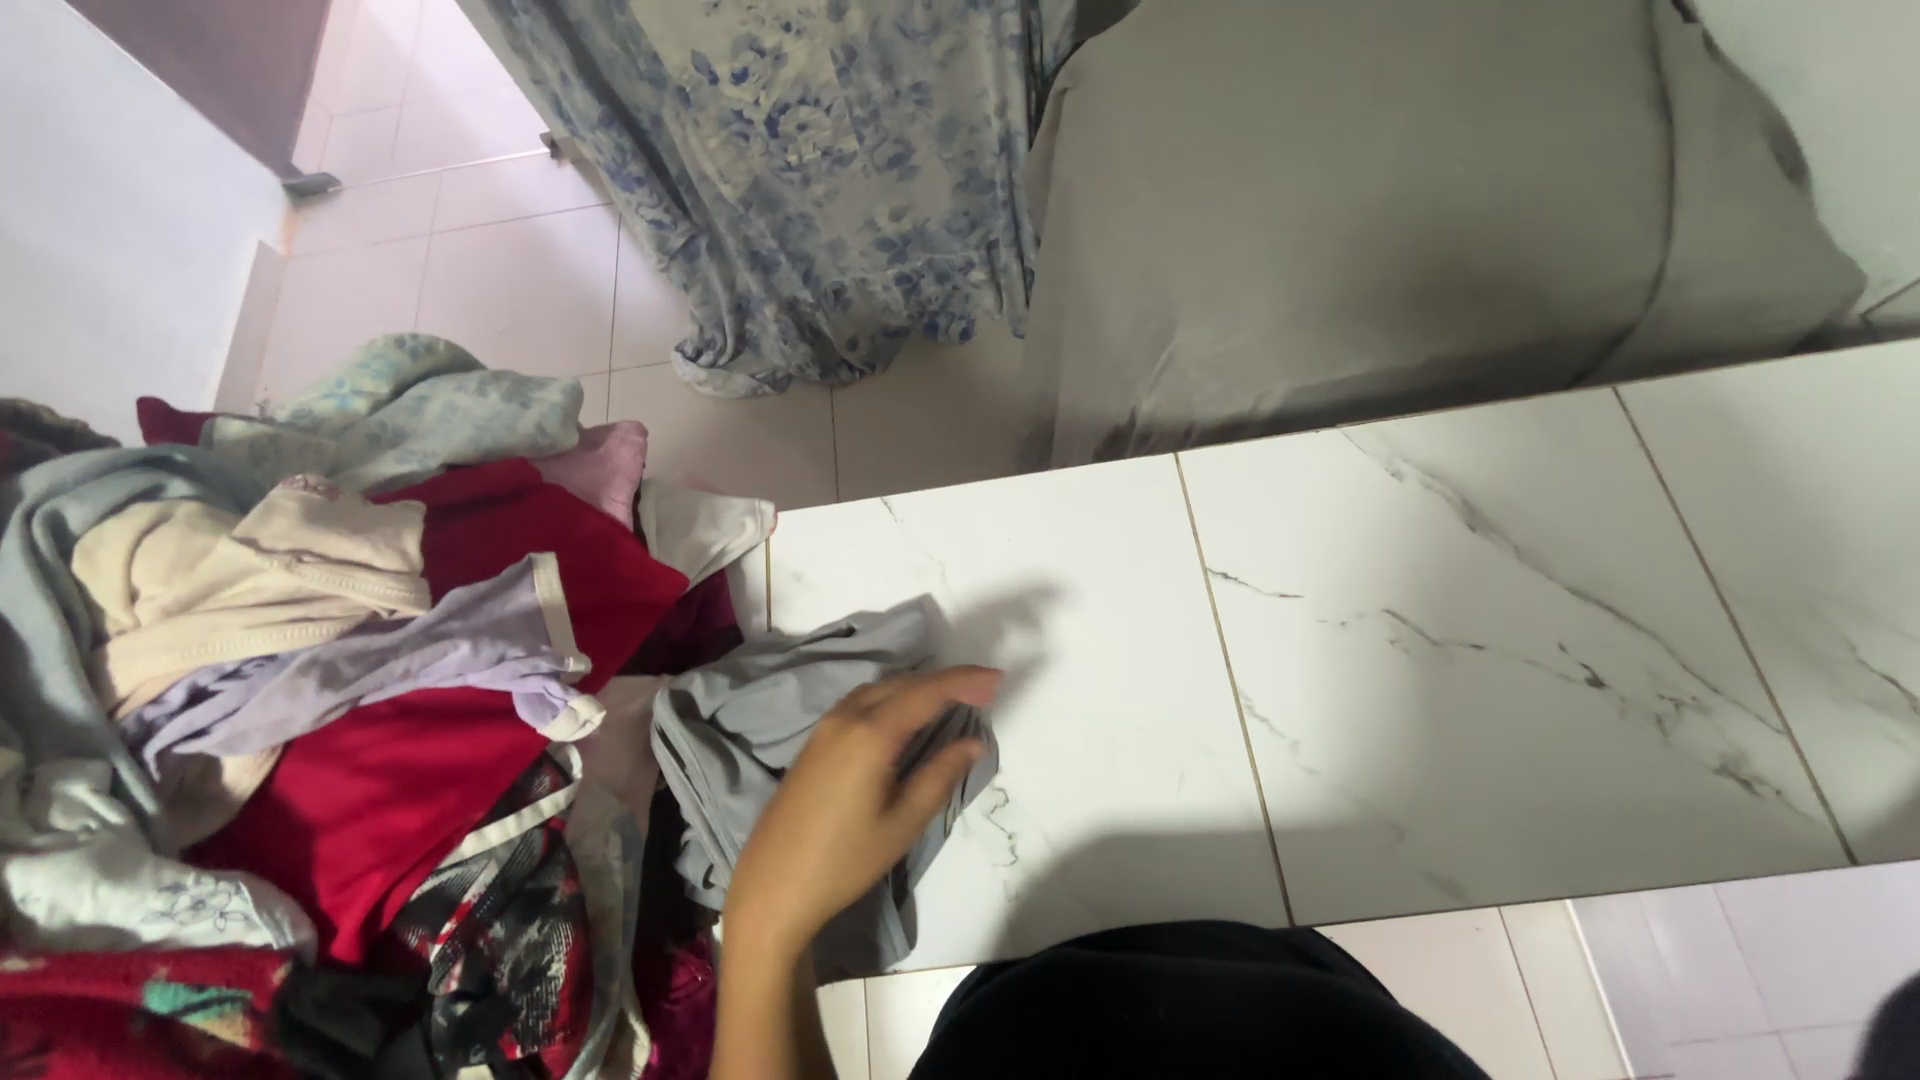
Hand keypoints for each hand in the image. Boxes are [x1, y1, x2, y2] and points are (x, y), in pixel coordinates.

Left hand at [722, 666, 1000, 960]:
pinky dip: (891, 698)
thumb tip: (973, 742)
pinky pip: (860, 702)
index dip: (964, 681)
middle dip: (945, 681)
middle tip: (984, 691)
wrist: (772, 887)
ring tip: (952, 699)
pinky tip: (905, 715)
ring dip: (917, 687)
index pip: (926, 692)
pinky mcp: (814, 742)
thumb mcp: (902, 823)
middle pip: (903, 684)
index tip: (997, 679)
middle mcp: (845, 718)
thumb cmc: (844, 861)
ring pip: (879, 690)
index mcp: (871, 734)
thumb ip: (940, 775)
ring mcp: (825, 727)